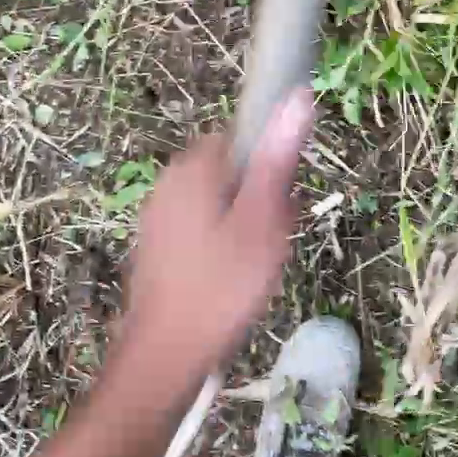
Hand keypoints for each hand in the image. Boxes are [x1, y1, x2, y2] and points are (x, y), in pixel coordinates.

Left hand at [116, 90, 314, 386]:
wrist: (164, 360)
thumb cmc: (221, 287)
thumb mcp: (262, 219)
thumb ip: (278, 158)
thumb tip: (299, 96)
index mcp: (193, 165)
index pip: (245, 136)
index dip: (271, 167)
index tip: (282, 204)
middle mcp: (170, 180)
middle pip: (235, 169)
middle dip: (261, 199)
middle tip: (271, 240)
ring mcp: (160, 215)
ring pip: (222, 201)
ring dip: (246, 224)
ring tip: (255, 265)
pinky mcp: (158, 245)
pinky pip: (204, 227)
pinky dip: (224, 244)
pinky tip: (231, 279)